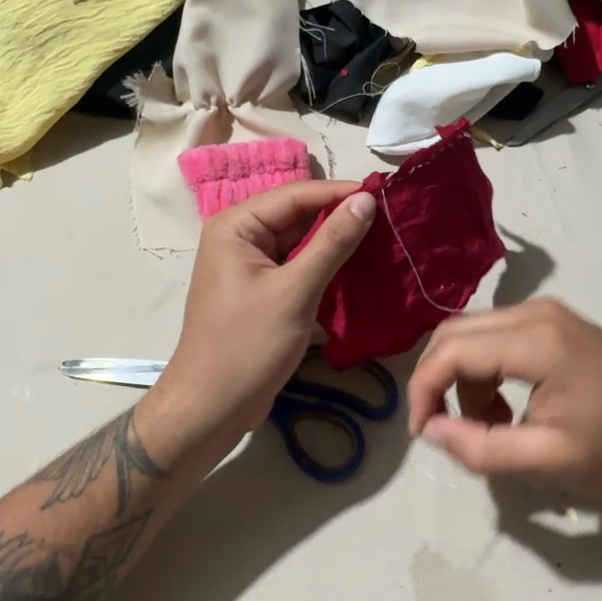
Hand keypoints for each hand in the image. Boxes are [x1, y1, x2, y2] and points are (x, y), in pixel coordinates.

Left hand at [147, 180, 375, 461]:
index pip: (296, 195)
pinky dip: (326, 265)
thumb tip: (366, 200)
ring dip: (336, 241)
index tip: (385, 194)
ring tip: (383, 238)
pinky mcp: (263, 290)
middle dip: (340, 216)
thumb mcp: (295, 291)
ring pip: (301, 240)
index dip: (339, 193)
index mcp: (236, 226)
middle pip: (298, 214)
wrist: (211, 408)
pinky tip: (360, 267)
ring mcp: (251, 265)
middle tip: (390, 217)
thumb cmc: (247, 345)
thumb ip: (332, 243)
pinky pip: (299, 264)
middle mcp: (240, 237)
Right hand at [406, 298, 601, 495]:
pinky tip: (505, 404)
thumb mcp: (551, 460)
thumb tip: (433, 430)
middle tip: (441, 428)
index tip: (422, 433)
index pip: (451, 351)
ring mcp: (545, 311)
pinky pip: (496, 334)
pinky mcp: (553, 320)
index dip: (423, 390)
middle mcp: (533, 312)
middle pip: (455, 332)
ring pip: (473, 331)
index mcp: (534, 341)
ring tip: (486, 424)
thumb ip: (484, 448)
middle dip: (436, 380)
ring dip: (462, 376)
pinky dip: (484, 367)